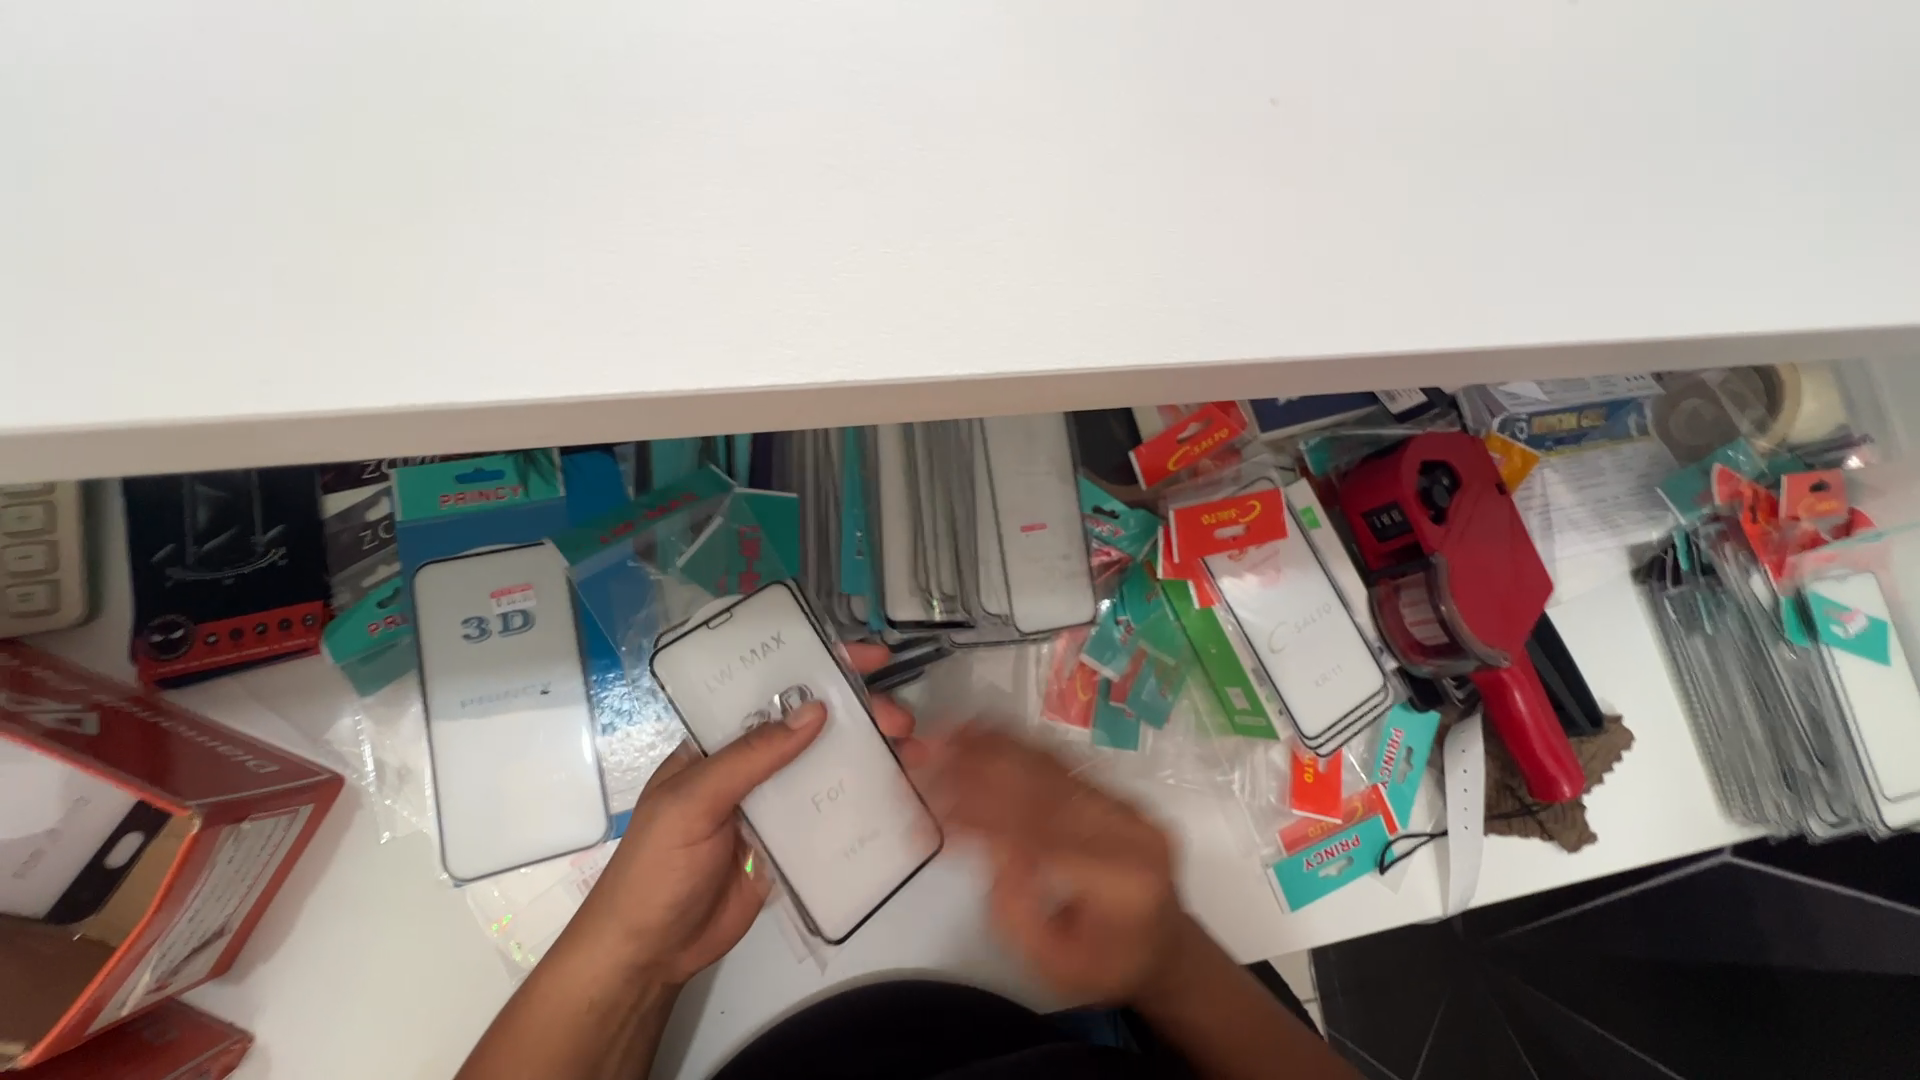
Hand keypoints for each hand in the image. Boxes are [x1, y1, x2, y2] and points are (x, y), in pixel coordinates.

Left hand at [571, 643, 914, 985]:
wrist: (652, 952)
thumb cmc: (657, 866)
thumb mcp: (693, 802)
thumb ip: (751, 758)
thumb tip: (815, 711)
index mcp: (720, 742)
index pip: (773, 690)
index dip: (820, 667)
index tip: (871, 658)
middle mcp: (752, 764)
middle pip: (814, 726)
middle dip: (861, 714)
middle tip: (902, 722)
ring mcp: (775, 803)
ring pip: (830, 765)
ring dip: (871, 753)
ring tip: (914, 753)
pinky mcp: (793, 842)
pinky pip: (834, 811)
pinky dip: (865, 799)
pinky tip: (899, 793)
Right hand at [923, 727, 1188, 1005]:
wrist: (1163, 946)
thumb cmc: (1105, 965)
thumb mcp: (1054, 964)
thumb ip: (1017, 913)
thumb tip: (992, 851)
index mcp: (1123, 882)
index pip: (1045, 840)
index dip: (988, 819)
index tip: (940, 809)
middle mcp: (1132, 832)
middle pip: (1048, 791)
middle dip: (983, 772)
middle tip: (933, 758)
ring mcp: (1128, 806)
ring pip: (1054, 767)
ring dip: (996, 748)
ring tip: (948, 735)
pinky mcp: (1117, 792)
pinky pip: (1062, 763)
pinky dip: (1018, 745)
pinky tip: (983, 731)